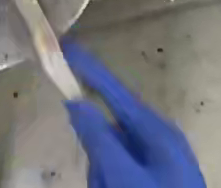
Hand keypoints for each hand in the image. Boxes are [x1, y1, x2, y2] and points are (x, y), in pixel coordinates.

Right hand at [63, 41, 204, 187]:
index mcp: (156, 131)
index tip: (60, 45)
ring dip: (103, 177)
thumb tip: (75, 101)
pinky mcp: (157, 184)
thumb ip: (98, 138)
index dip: (85, 66)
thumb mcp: (124, 179)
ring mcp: (160, 165)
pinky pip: (120, 174)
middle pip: (108, 126)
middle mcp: (159, 141)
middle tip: (102, 184)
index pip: (112, 87)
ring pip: (110, 155)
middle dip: (96, 154)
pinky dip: (111, 185)